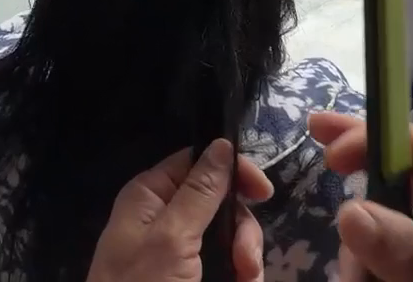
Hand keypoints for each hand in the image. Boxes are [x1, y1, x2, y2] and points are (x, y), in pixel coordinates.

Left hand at [86, 138, 272, 281]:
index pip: (196, 161)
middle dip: (240, 229)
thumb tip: (221, 144)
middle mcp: (164, 219)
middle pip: (219, 203)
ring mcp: (178, 255)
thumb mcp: (171, 239)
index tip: (262, 192)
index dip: (230, 170)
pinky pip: (226, 268)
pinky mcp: (192, 281)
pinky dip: (240, 279)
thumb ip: (200, 191)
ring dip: (244, 259)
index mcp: (150, 197)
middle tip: (246, 260)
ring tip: (245, 281)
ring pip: (228, 239)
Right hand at [308, 113, 412, 281]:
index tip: (323, 145)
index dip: (368, 135)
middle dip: (358, 208)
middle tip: (332, 210)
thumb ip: (412, 254)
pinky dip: (375, 278)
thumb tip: (347, 211)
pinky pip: (392, 268)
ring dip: (364, 263)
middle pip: (393, 189)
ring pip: (385, 236)